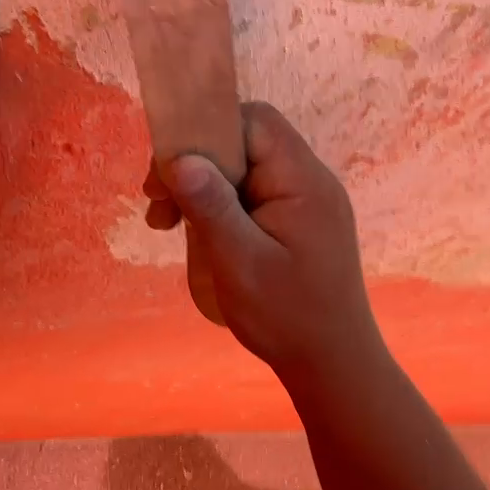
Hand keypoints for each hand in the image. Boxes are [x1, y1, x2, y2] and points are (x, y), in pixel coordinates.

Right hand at [142, 102, 382, 382]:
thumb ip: (212, 207)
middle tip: (157, 202)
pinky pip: (245, 189)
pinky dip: (212, 200)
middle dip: (193, 161)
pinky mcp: (291, 217)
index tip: (169, 169)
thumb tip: (180, 159)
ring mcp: (300, 199)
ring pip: (238, 165)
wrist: (332, 367)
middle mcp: (306, 179)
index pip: (254, 122)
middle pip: (242, 139)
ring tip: (164, 220)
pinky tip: (188, 227)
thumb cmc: (287, 317)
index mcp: (303, 181)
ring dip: (196, 183)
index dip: (206, 131)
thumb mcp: (240, 263)